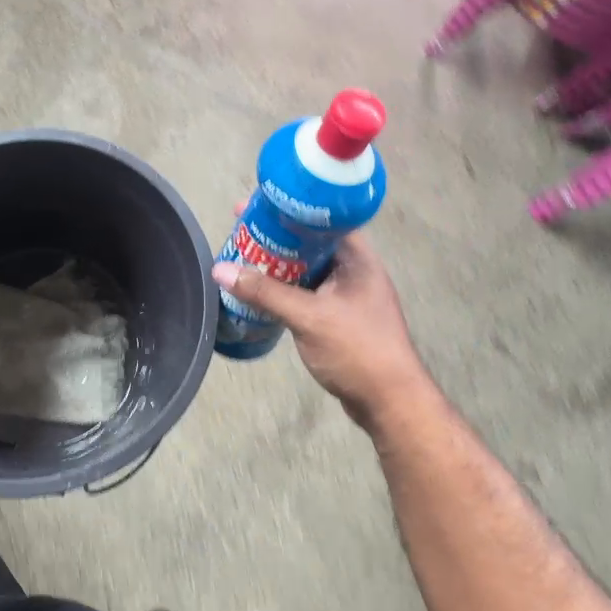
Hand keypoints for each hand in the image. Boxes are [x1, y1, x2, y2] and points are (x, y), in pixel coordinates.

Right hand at [211, 213, 427, 426]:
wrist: (390, 403)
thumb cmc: (357, 349)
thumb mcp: (307, 317)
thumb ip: (265, 292)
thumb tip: (220, 270)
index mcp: (358, 259)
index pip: (322, 220)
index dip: (288, 211)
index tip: (254, 207)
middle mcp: (355, 272)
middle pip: (310, 244)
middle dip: (276, 239)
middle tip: (241, 233)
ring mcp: (349, 297)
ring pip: (307, 271)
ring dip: (278, 267)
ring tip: (244, 260)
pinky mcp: (340, 319)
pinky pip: (307, 294)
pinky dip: (285, 290)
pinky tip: (261, 295)